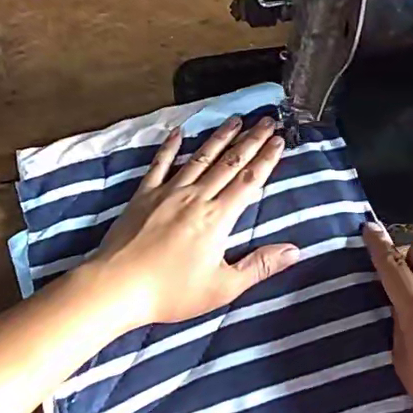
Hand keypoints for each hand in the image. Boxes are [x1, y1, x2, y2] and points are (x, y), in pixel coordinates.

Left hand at [80, 115, 299, 325]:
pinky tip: (179, 133)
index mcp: (217, 219)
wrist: (118, 285)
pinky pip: (160, 165)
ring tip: (235, 120)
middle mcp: (195, 198)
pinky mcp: (143, 196)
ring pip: (199, 158)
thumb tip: (295, 250)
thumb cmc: (171, 292)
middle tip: (266, 121)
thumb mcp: (222, 287)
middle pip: (229, 163)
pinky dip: (170, 147)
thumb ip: (259, 266)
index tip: (279, 140)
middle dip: (250, 140)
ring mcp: (167, 193)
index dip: (266, 160)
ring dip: (219, 137)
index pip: (249, 182)